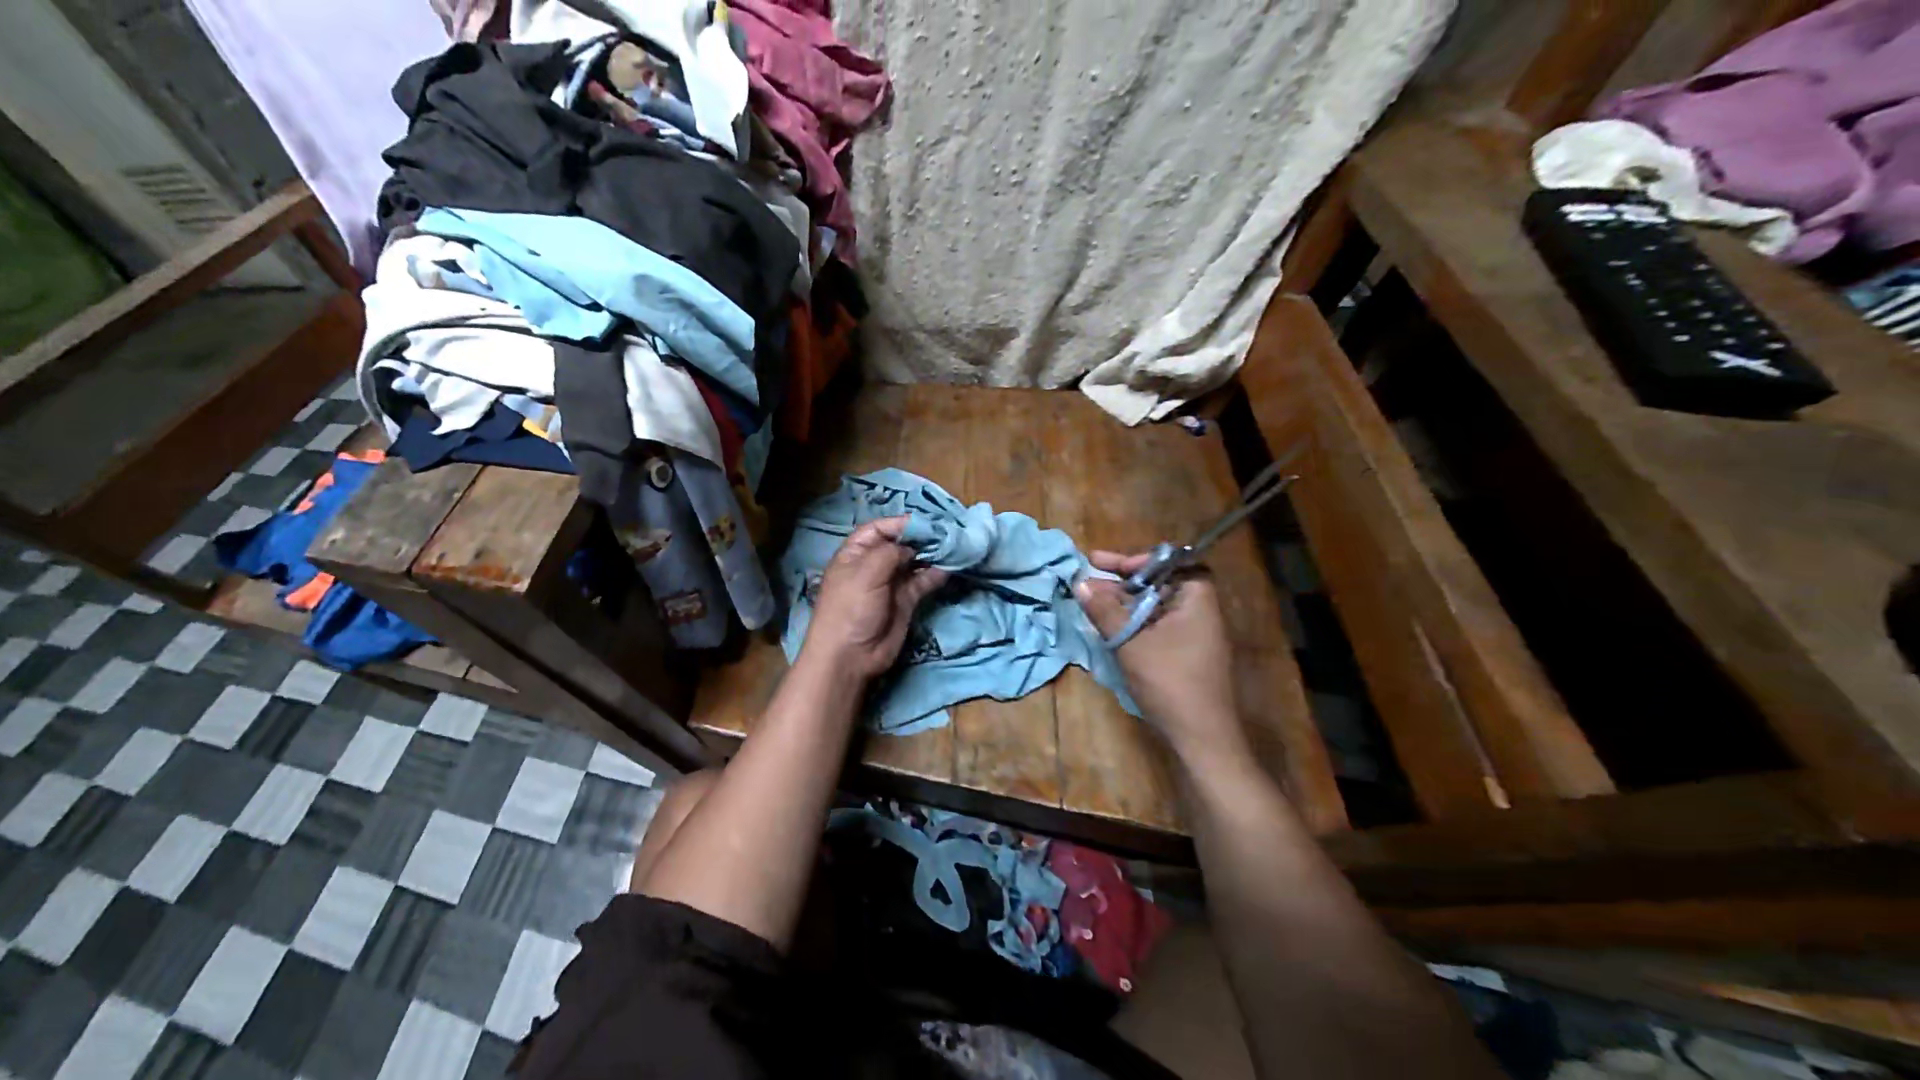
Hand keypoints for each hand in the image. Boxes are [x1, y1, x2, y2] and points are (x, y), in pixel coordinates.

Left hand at [801, 516, 948, 679]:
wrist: (850, 656)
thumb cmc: (851, 609)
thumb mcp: (866, 573)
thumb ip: (891, 552)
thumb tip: (913, 547)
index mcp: (856, 553)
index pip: (879, 528)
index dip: (901, 524)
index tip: (927, 522)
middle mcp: (874, 564)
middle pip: (901, 543)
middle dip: (922, 537)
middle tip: (948, 533)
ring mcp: (890, 583)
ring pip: (915, 562)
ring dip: (933, 554)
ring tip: (954, 548)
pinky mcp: (905, 601)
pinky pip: (923, 582)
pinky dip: (936, 574)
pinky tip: (950, 568)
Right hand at [1076, 551, 1248, 760]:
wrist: (1202, 738)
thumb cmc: (1170, 682)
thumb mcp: (1132, 643)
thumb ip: (1106, 611)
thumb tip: (1081, 583)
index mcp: (1197, 600)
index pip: (1171, 564)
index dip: (1140, 560)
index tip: (1109, 565)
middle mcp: (1200, 613)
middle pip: (1160, 584)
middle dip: (1123, 580)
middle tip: (1090, 576)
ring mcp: (1194, 637)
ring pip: (1155, 607)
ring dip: (1124, 603)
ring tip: (1091, 600)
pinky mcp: (1185, 656)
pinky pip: (1157, 627)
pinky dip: (1134, 623)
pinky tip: (1110, 627)